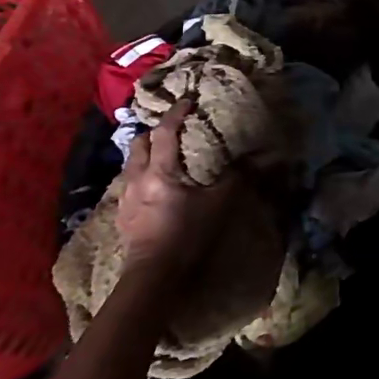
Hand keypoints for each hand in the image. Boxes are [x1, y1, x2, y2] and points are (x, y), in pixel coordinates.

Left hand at [116, 101, 244, 278]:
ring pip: (131, 163)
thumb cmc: (186, 236)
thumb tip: (256, 159)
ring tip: (162, 154)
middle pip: (140, 143)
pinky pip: (129, 182)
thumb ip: (235, 179)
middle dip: (155, 132)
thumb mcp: (218, 205)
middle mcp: (136, 178)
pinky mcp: (122, 214)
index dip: (176, 114)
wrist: (153, 276)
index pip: (165, 132)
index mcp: (159, 171)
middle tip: (173, 129)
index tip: (187, 102)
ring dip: (146, 152)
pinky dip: (141, 174)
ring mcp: (125, 197)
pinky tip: (153, 185)